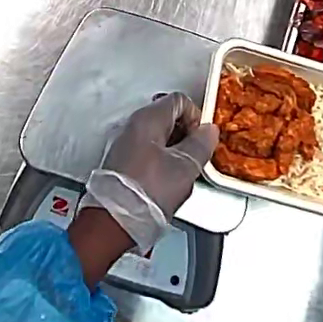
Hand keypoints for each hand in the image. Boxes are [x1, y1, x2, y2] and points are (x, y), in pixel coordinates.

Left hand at [82, 94, 217, 253]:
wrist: (113, 221)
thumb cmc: (144, 193)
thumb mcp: (184, 167)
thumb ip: (200, 144)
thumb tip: (209, 130)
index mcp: (148, 119)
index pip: (179, 100)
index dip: (196, 117)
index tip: (202, 138)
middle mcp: (132, 125)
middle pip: (168, 115)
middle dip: (186, 134)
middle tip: (195, 156)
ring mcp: (124, 143)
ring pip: (158, 135)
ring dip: (174, 149)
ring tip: (181, 173)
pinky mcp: (121, 161)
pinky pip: (147, 151)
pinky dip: (160, 160)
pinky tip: (165, 181)